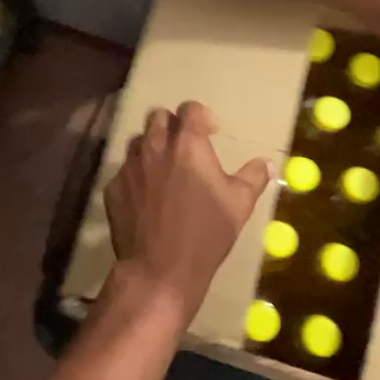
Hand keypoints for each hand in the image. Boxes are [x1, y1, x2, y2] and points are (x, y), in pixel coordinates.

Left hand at [104, 102, 272, 317]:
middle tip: (184, 147)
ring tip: (163, 170)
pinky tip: (145, 198)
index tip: (211, 132)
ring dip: (152, 148)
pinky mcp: (113, 188)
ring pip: (138, 142)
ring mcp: (130, 166)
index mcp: (188, 144)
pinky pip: (124, 171)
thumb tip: (266, 163)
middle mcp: (155, 147)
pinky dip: (135, 177)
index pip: (190, 109)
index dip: (201, 116)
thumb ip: (253, 177)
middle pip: (159, 117)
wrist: (160, 270)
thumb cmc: (206, 234)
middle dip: (173, 126)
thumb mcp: (239, 205)